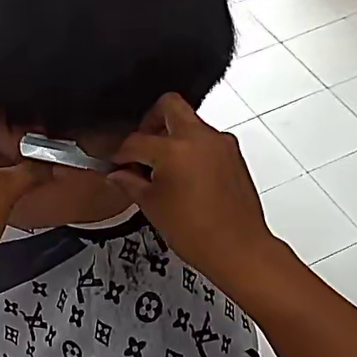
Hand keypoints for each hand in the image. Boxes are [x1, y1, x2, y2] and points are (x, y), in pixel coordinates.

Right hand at [110, 94, 284, 288]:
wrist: (238, 249)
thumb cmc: (203, 235)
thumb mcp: (153, 207)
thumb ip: (131, 184)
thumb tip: (120, 175)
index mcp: (175, 150)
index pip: (137, 140)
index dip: (120, 152)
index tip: (117, 161)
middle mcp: (202, 139)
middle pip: (168, 106)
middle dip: (149, 122)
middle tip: (141, 146)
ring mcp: (221, 145)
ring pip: (191, 123)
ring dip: (173, 137)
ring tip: (162, 167)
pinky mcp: (234, 156)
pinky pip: (208, 142)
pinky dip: (193, 150)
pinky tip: (183, 177)